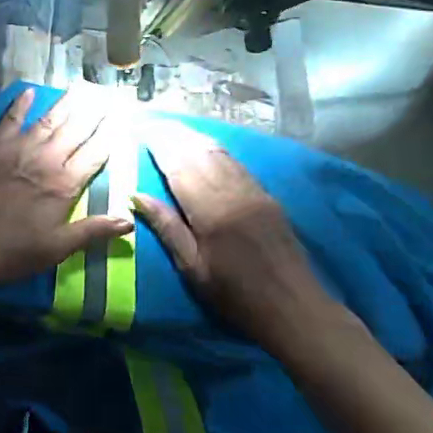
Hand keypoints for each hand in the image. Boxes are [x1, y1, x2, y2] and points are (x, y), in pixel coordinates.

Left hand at [0, 87, 133, 292]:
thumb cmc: (8, 252)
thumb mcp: (55, 250)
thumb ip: (92, 232)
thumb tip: (128, 221)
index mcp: (64, 185)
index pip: (96, 153)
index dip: (112, 134)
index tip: (124, 117)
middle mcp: (45, 160)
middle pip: (76, 130)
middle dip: (95, 112)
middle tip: (108, 94)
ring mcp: (17, 149)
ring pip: (48, 120)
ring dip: (66, 103)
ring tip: (82, 87)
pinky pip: (10, 119)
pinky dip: (20, 104)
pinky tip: (29, 92)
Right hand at [133, 121, 338, 346]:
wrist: (294, 308)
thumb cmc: (235, 296)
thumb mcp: (192, 268)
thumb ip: (167, 228)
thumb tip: (138, 195)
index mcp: (211, 212)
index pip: (179, 166)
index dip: (159, 145)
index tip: (140, 130)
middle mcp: (234, 193)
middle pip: (199, 152)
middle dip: (173, 135)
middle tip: (150, 123)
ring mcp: (254, 192)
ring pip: (220, 153)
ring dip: (193, 138)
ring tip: (171, 129)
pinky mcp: (267, 196)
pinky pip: (236, 163)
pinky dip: (214, 149)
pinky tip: (203, 146)